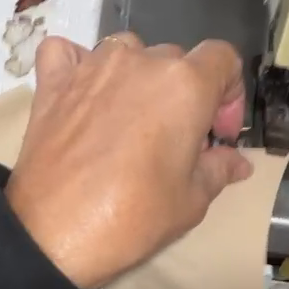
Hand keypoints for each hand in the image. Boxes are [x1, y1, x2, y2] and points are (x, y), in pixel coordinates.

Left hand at [6, 33, 253, 288]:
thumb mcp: (191, 201)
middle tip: (178, 142)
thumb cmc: (133, 218)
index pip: (223, 58)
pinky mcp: (52, 81)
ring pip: (128, 53)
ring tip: (132, 123)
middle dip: (185, 95)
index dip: (230, 94)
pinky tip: (85, 95)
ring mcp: (92, 66)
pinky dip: (79, 67)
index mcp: (184, 85)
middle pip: (176, 60)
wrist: (54, 235)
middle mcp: (140, 61)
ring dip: (139, 79)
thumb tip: (236, 162)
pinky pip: (68, 53)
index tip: (218, 134)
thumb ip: (218, 169)